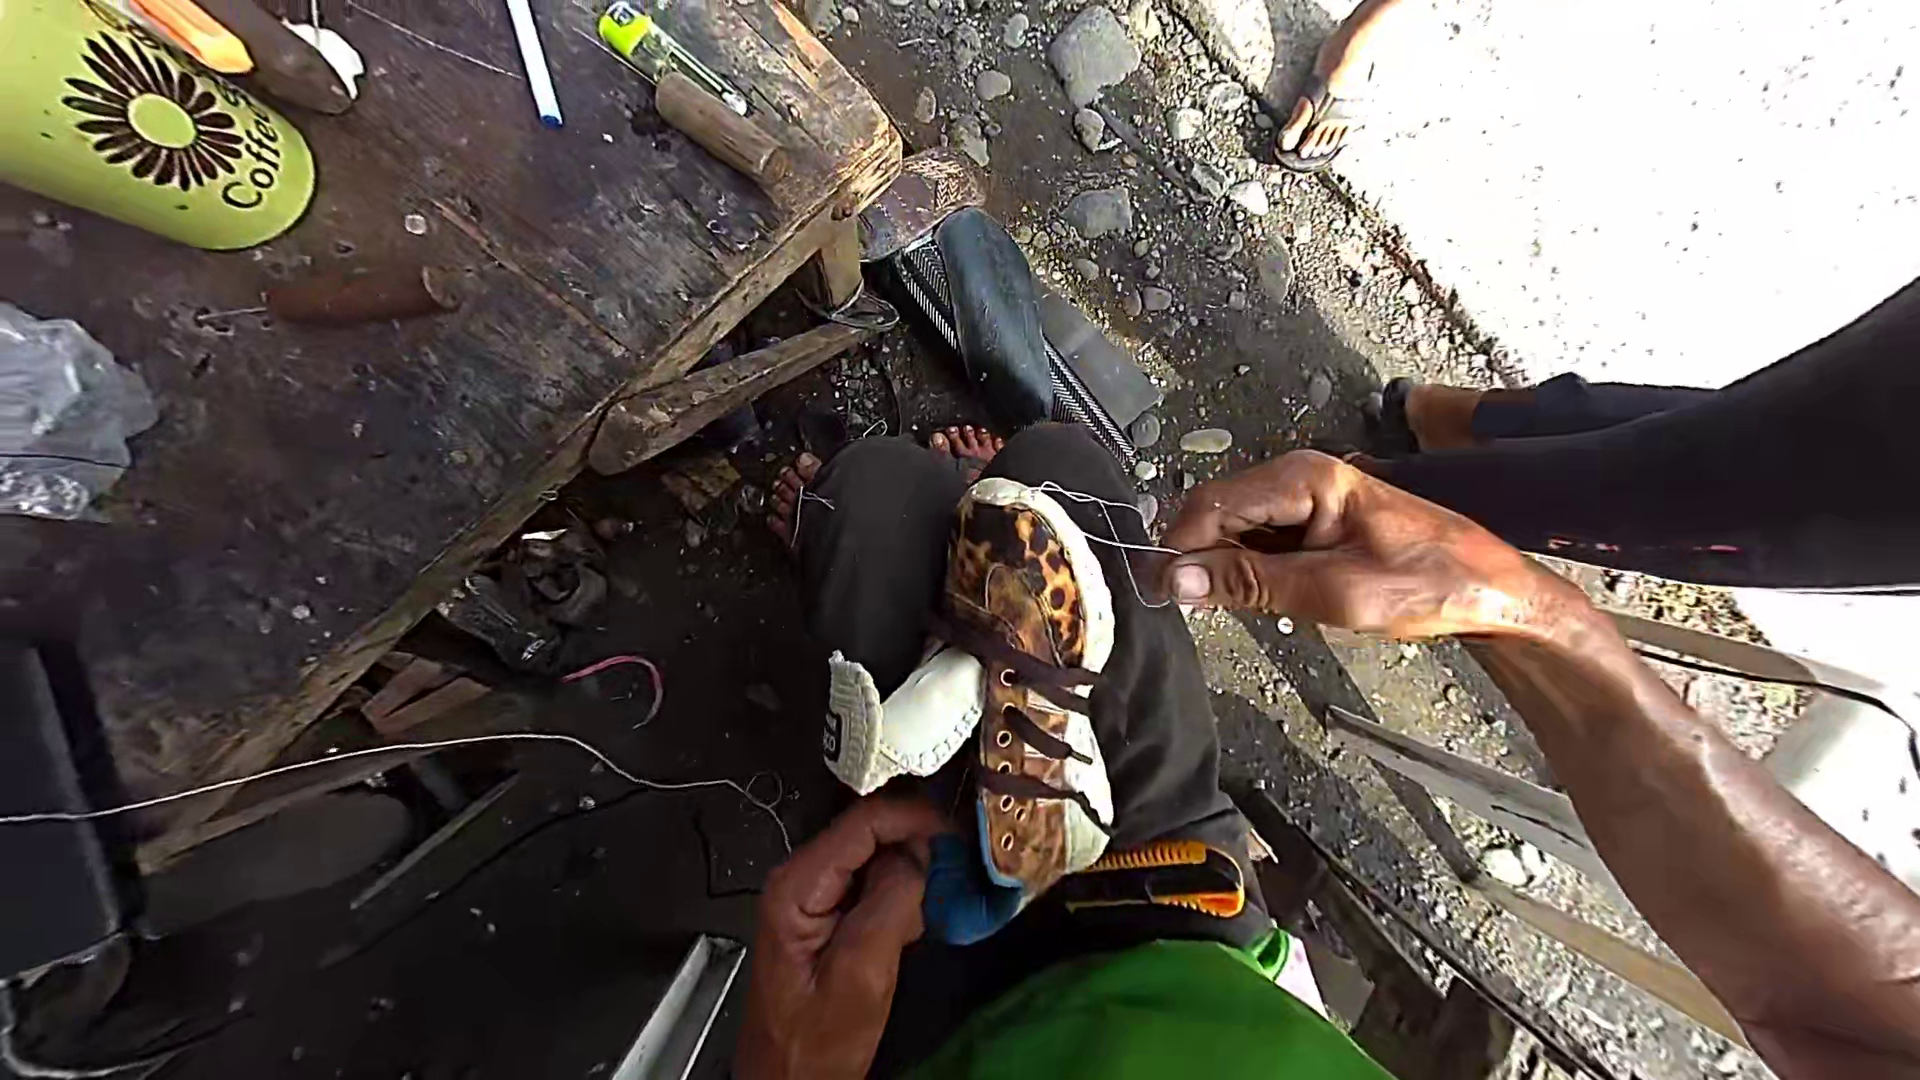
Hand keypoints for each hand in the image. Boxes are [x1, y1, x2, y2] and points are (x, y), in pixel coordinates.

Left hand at [736, 795, 949, 1079]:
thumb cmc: (814, 1047)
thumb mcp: (860, 977)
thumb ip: (892, 903)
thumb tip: (921, 855)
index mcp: (798, 882)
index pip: (863, 819)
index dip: (912, 815)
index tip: (953, 830)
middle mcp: (802, 872)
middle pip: (870, 826)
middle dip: (917, 835)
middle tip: (956, 857)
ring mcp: (816, 887)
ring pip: (877, 846)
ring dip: (915, 858)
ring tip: (944, 882)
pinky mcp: (831, 903)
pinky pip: (876, 871)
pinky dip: (906, 879)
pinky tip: (921, 905)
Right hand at [1159, 450, 1578, 639]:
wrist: (1492, 592)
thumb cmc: (1429, 586)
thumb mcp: (1334, 592)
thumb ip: (1250, 582)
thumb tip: (1177, 578)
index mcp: (1304, 478)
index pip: (1211, 504)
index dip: (1179, 547)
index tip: (1162, 590)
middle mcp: (1294, 475)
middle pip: (1211, 511)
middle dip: (1196, 556)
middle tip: (1193, 604)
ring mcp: (1297, 495)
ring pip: (1224, 526)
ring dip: (1217, 564)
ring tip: (1231, 602)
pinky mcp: (1301, 516)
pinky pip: (1248, 537)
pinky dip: (1239, 567)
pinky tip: (1256, 591)